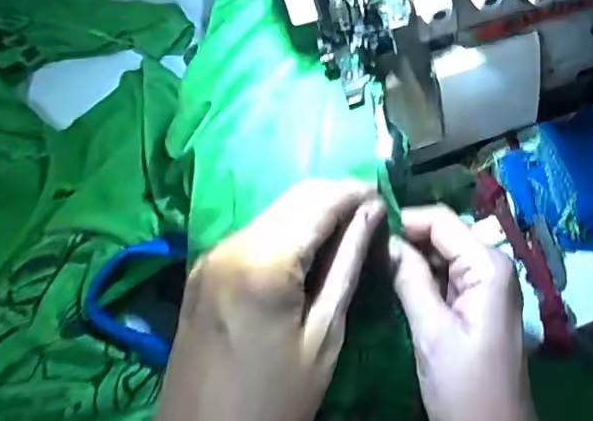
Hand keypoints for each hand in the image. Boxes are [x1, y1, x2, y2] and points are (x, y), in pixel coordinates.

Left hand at [160, 179, 383, 420]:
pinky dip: (290, 227)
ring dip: (315, 210)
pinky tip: (311, 248)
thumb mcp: (323, 335)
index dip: (358, 192)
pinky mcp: (206, 270)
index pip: (322, 200)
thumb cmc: (272, 400)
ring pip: (279, 208)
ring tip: (347, 231)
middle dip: (338, 196)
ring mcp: (215, 255)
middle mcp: (235, 243)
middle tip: (371, 215)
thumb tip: (373, 210)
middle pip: (298, 196)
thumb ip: (349, 262)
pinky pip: (259, 229)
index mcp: (264, 260)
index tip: (386, 200)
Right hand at [389, 205, 534, 420]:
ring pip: (445, 253)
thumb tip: (385, 241)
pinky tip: (399, 280)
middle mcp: (493, 263)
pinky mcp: (481, 301)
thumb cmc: (466, 387)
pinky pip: (450, 274)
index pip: (443, 222)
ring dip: (415, 255)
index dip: (406, 220)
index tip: (369, 227)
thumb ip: (410, 281)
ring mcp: (489, 282)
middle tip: (368, 246)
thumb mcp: (432, 334)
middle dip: (409, 237)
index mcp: (488, 264)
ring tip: (377, 260)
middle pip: (445, 234)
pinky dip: (426, 275)